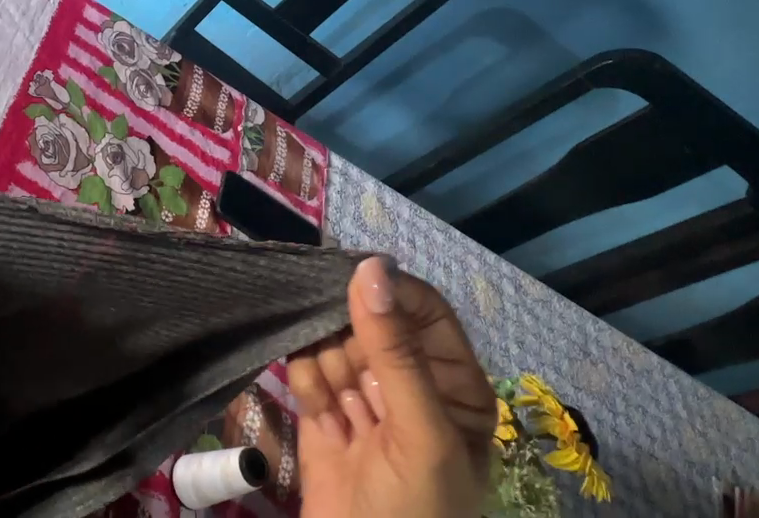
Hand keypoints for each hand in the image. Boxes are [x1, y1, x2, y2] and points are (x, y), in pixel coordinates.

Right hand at [287, 256, 496, 517]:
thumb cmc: (416, 513)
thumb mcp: (420, 434)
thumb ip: (395, 350)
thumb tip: (371, 266)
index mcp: (453, 382)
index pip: (423, 309)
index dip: (388, 293)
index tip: (349, 282)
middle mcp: (408, 380)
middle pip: (369, 318)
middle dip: (351, 341)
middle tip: (356, 385)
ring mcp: (362, 394)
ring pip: (332, 339)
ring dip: (329, 371)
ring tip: (344, 417)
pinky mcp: (321, 407)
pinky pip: (305, 367)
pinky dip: (307, 386)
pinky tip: (322, 421)